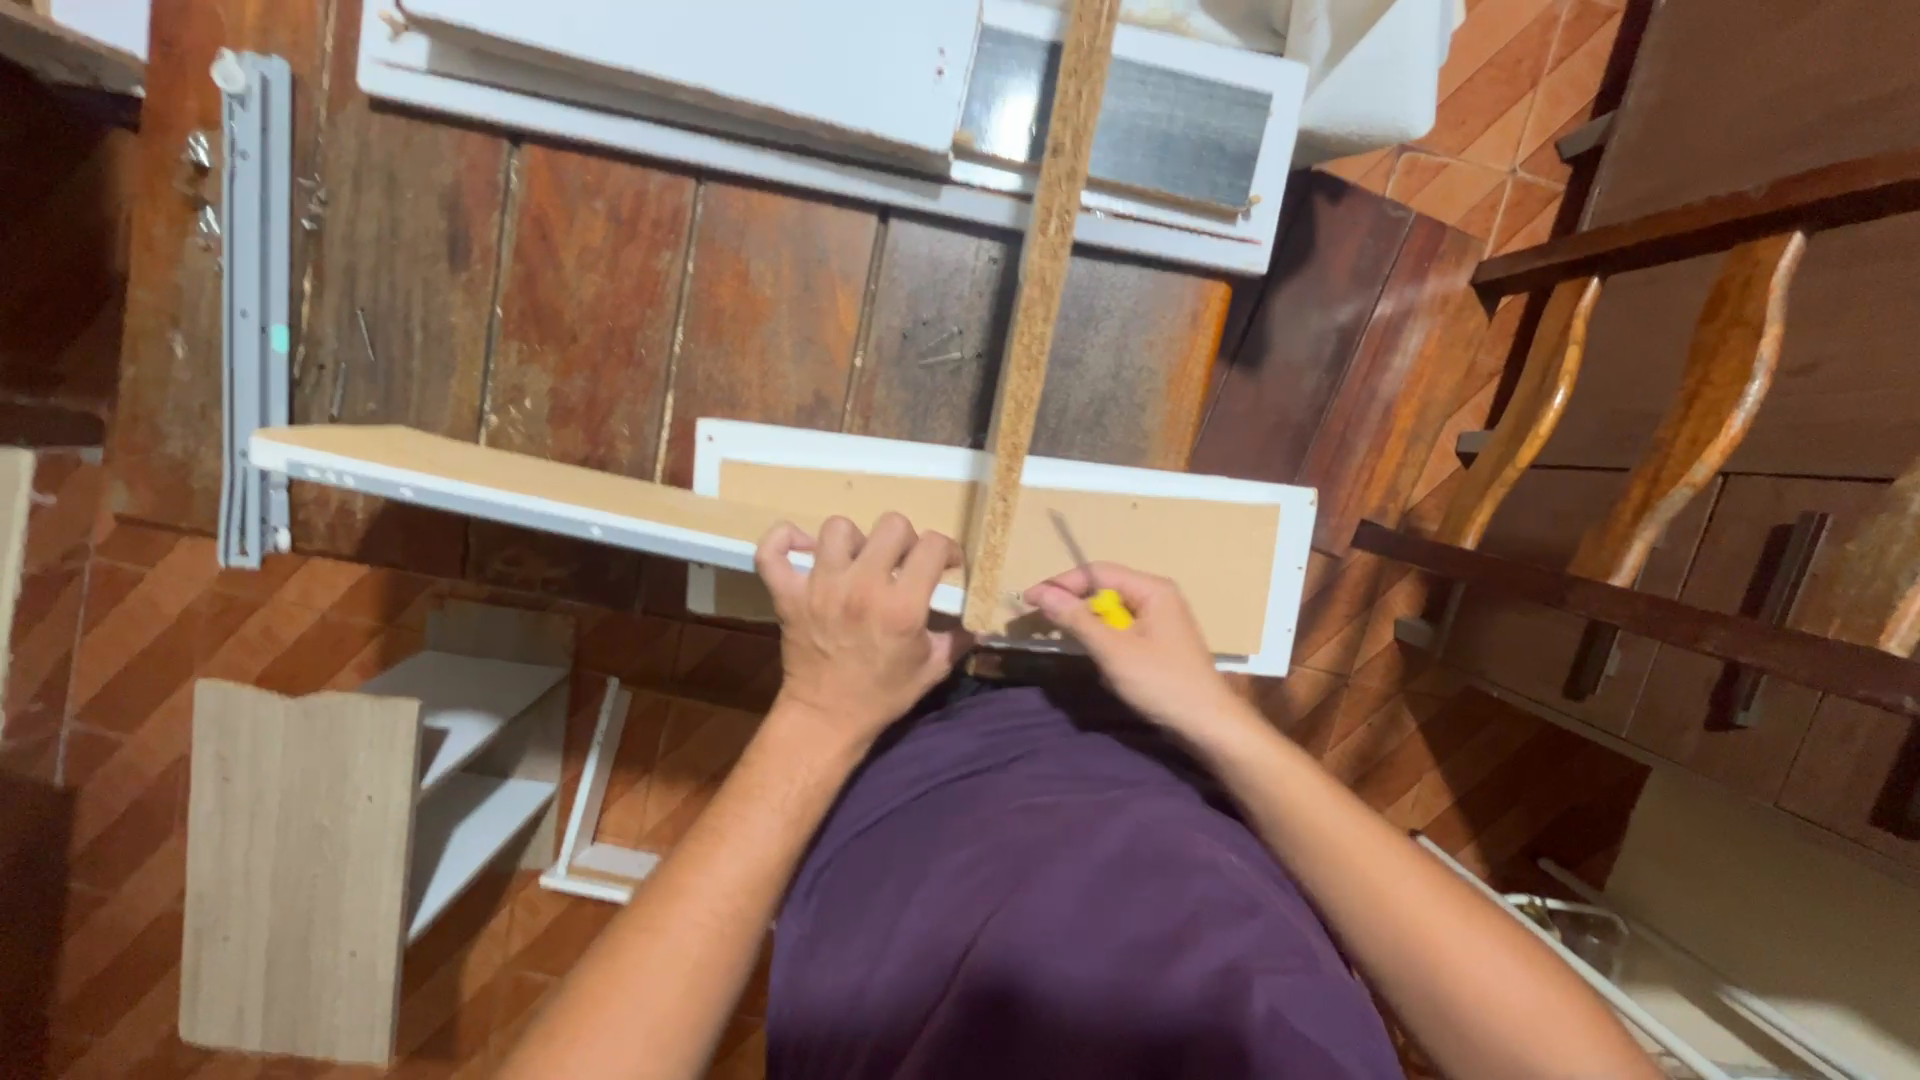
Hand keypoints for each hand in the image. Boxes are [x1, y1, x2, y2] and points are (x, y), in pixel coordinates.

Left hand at [756, 514, 973, 748]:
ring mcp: (819, 587)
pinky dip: (785, 541)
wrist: (827, 718)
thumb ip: (958, 639)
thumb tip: (979, 621)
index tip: (946, 564)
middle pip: (891, 525)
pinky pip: (772, 551)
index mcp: (901, 606)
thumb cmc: (882, 695)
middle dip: (906, 540)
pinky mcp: (788, 595)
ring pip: (838, 528)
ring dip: (854, 540)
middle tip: (903, 562)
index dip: (948, 550)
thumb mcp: (932, 669)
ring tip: (858, 561)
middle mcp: (861, 587)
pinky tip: (805, 549)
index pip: (933, 546)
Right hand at [1025, 563, 1240, 735]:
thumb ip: (1076, 619)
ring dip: (1086, 624)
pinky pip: (1122, 630)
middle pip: (1104, 589)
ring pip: (1111, 612)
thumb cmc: (1161, 682)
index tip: (1030, 600)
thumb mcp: (1113, 650)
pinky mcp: (1158, 643)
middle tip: (1040, 621)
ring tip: (1061, 638)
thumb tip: (1041, 593)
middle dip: (1072, 604)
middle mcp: (1158, 597)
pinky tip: (1094, 658)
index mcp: (1152, 589)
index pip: (1097, 573)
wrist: (1207, 724)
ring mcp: (1160, 621)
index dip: (1061, 584)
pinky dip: (1103, 639)